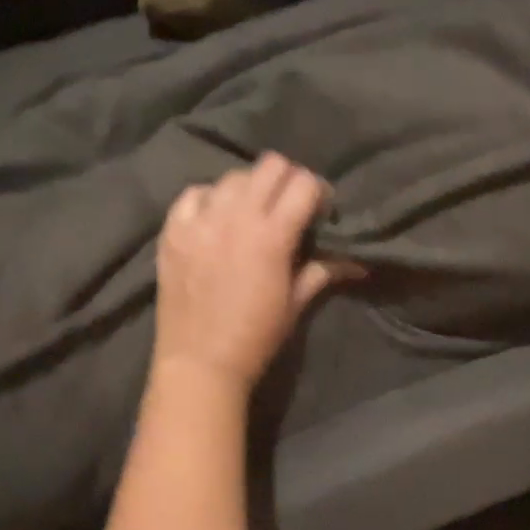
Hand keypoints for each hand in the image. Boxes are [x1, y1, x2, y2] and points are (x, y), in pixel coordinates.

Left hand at [154, 152, 360, 389]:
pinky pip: (195, 194)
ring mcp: (200, 219)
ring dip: (250, 190)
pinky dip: (211, 200)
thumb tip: (356, 261)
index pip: (304, 184)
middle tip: (290, 207)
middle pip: (271, 166)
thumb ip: (321, 272)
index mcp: (271, 235)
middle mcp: (235, 216)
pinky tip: (216, 221)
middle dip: (288, 181)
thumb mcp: (294, 306)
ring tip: (251, 215)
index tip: (321, 211)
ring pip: (233, 177)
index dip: (319, 192)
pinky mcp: (173, 229)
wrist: (200, 363)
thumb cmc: (255, 339)